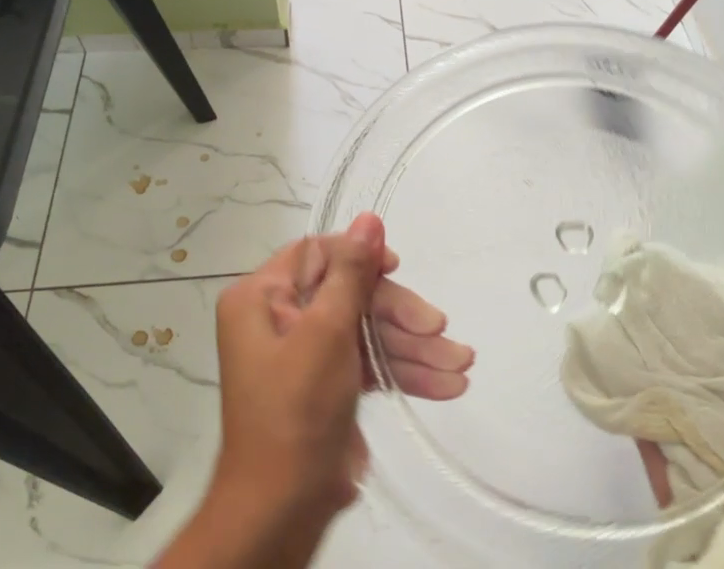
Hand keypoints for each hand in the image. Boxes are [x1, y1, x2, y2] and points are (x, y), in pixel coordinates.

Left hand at [157, 214, 472, 568]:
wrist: (283, 505)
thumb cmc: (296, 408)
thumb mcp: (326, 332)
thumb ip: (351, 274)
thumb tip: (368, 218)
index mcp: (262, 298)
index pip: (317, 255)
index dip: (360, 257)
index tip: (397, 267)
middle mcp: (280, 319)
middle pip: (351, 295)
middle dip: (400, 315)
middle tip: (440, 330)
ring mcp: (307, 354)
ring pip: (367, 332)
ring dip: (413, 348)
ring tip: (461, 365)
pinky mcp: (329, 384)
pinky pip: (369, 363)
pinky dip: (404, 371)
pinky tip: (447, 384)